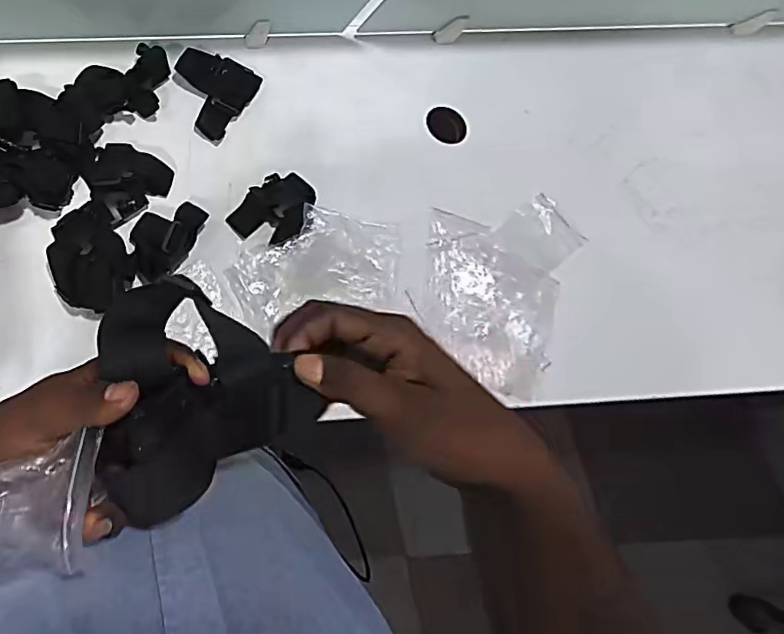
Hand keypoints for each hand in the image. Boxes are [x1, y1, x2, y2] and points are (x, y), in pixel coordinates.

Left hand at [0, 347, 209, 540]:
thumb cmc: (9, 431)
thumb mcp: (45, 409)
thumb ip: (85, 400)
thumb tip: (130, 388)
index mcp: (96, 386)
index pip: (142, 366)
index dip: (172, 364)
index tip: (200, 376)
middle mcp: (106, 417)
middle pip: (153, 417)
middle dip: (165, 435)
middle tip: (162, 452)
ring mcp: (104, 456)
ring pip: (142, 464)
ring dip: (137, 482)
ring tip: (109, 493)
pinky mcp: (98, 492)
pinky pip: (120, 503)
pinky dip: (109, 514)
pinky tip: (90, 515)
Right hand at [274, 302, 565, 497]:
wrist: (506, 470)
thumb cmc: (457, 435)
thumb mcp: (398, 409)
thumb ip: (347, 381)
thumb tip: (299, 362)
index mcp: (392, 331)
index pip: (331, 315)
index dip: (300, 332)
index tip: (280, 362)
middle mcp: (389, 334)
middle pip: (330, 321)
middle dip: (299, 338)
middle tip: (277, 368)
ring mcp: (391, 354)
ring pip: (336, 341)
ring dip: (310, 355)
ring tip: (289, 381)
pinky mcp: (391, 375)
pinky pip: (347, 362)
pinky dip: (326, 371)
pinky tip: (315, 392)